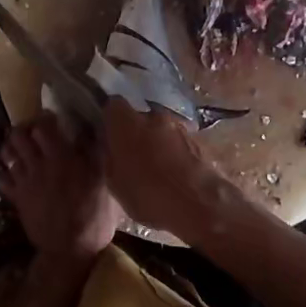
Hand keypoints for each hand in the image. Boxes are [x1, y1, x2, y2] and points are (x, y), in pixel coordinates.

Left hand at [0, 118, 121, 260]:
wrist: (71, 249)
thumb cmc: (95, 215)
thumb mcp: (105, 181)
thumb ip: (97, 154)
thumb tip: (95, 131)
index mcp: (62, 157)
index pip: (43, 126)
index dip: (46, 119)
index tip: (54, 119)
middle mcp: (38, 165)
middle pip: (19, 136)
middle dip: (24, 129)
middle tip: (34, 131)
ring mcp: (24, 182)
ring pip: (7, 154)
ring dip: (12, 146)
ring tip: (22, 147)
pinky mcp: (17, 199)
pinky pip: (1, 178)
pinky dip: (4, 171)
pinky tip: (13, 172)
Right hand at [101, 99, 247, 238]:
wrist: (198, 201)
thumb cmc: (147, 192)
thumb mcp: (114, 181)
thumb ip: (109, 155)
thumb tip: (108, 144)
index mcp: (127, 121)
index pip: (113, 105)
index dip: (109, 119)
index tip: (107, 135)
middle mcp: (153, 115)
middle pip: (138, 117)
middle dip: (134, 133)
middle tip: (130, 156)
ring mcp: (178, 126)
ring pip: (159, 129)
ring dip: (155, 143)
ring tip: (153, 168)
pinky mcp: (197, 140)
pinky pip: (176, 142)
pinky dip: (172, 152)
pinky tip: (171, 173)